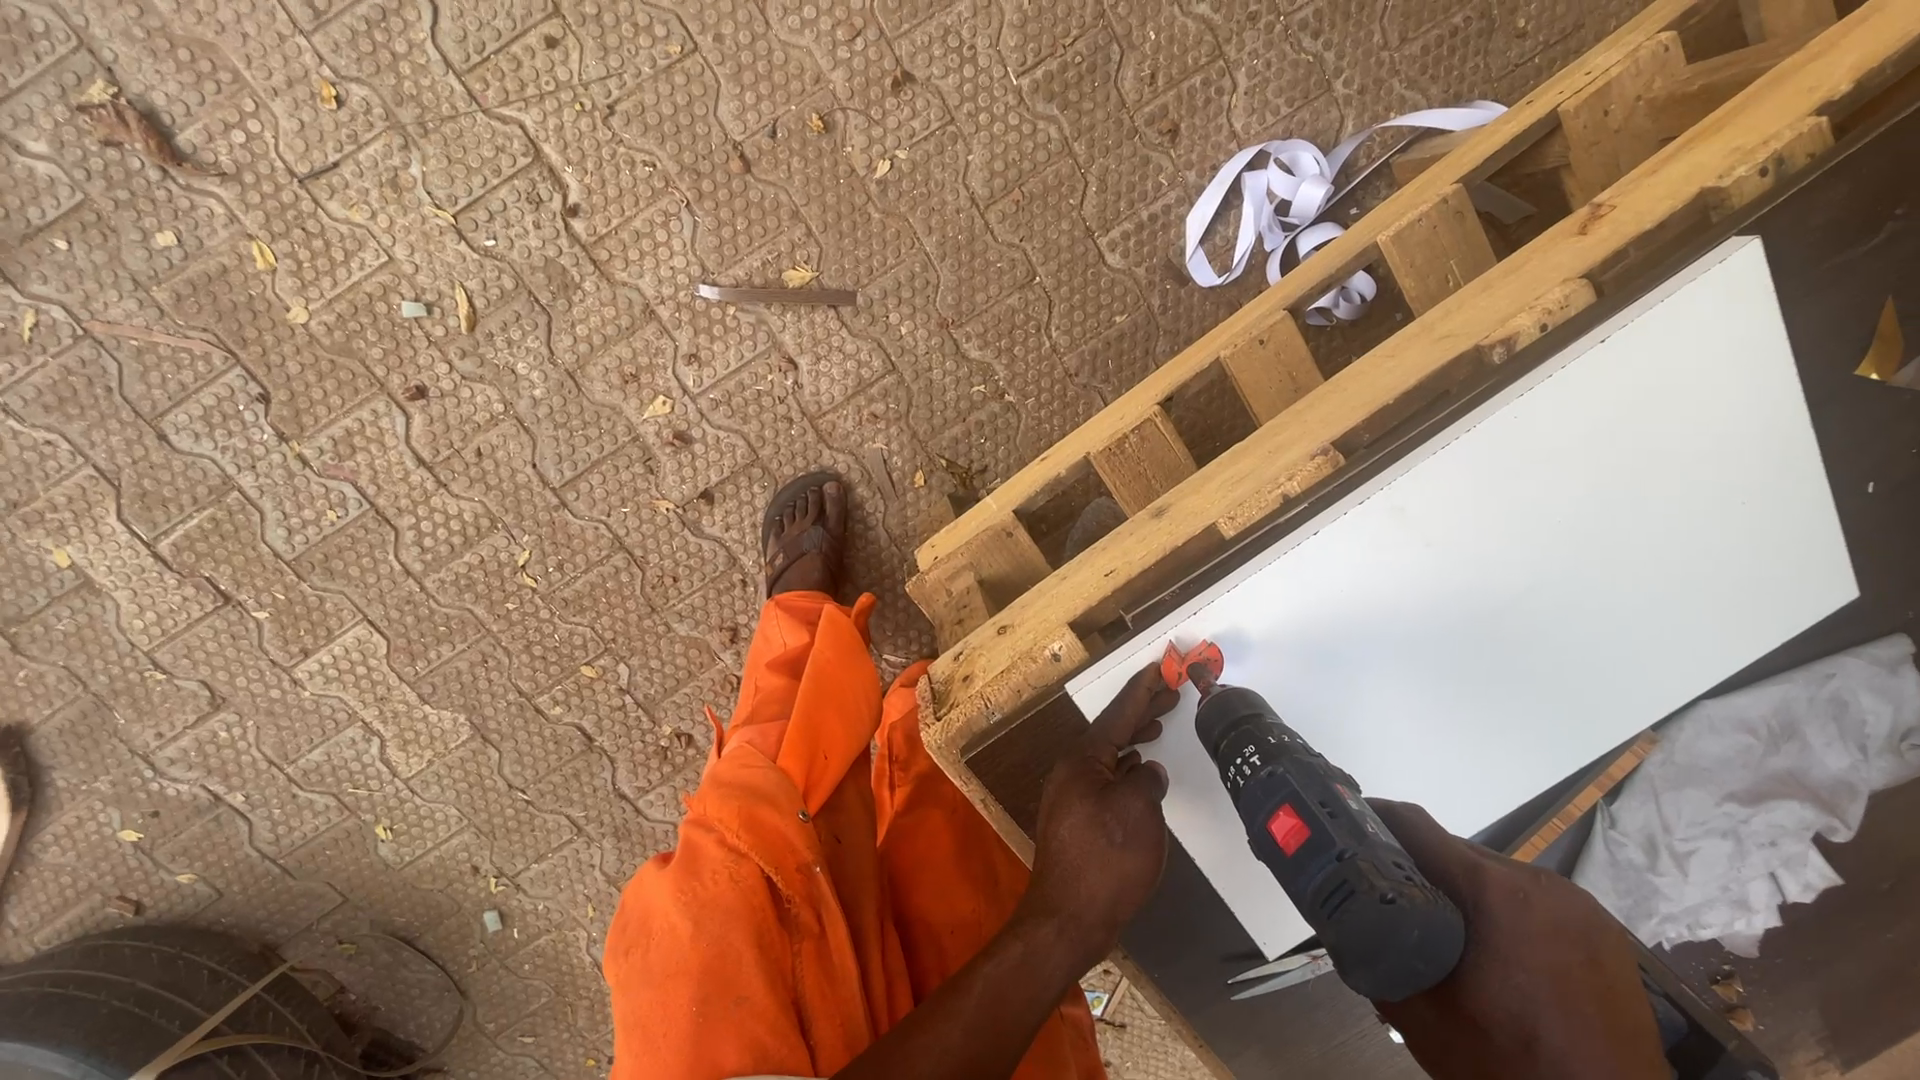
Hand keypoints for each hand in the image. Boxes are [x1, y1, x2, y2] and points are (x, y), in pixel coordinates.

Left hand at [1021, 664, 1177, 970]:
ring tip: (1158, 724)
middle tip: (1169, 691)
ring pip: (1107, 755)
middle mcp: (1071, 772)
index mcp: (1082, 761)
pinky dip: (1126, 768)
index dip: (1141, 690)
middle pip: (1111, 731)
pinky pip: (1105, 779)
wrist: (1069, 918)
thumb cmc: (1106, 860)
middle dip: (1140, 710)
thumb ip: (1148, 780)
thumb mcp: (1139, 811)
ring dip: (1133, 738)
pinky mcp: (1077, 822)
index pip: (1117, 714)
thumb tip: (1146, 771)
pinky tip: (1140, 773)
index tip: (1159, 667)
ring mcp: (1071, 797)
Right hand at [1368, 799, 1668, 1079]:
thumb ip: (1374, 954)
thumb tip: (1343, 921)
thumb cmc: (1508, 1062)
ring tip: (1451, 938)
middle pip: (1459, 852)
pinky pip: (1538, 903)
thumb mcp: (1418, 1013)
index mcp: (1492, 891)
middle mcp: (1539, 882)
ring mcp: (1579, 905)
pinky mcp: (1605, 931)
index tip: (1349, 828)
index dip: (1375, 820)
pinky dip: (1509, 916)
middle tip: (1398, 905)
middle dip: (1423, 870)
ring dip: (1468, 894)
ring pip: (1500, 876)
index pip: (1415, 826)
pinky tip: (1502, 958)